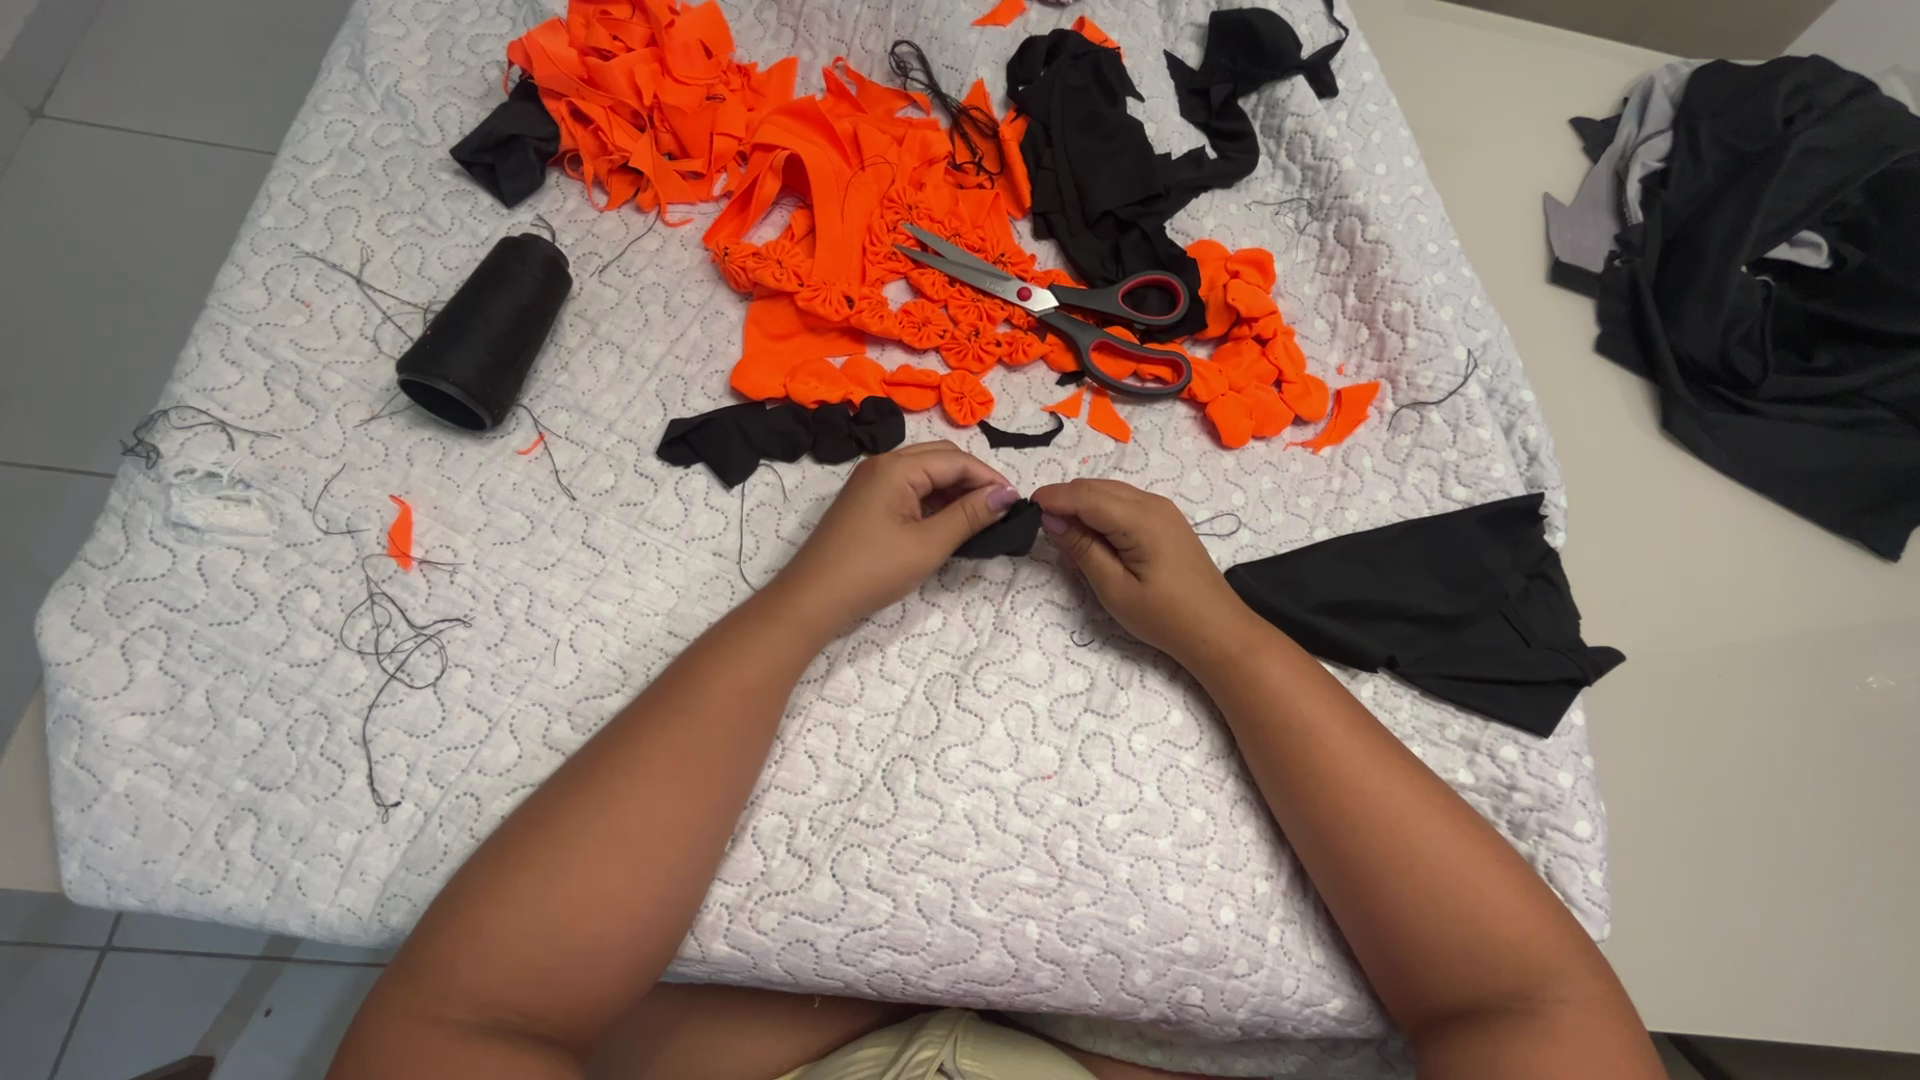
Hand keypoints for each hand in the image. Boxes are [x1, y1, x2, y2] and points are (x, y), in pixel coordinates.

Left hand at [771, 441, 1019, 629]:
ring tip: (978, 519)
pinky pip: (909, 489)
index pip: (957, 460)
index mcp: (897, 466)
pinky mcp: (866, 501)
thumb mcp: (928, 545)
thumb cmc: (872, 570)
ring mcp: (871, 482)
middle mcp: (883, 464)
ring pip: (925, 473)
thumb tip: (1007, 495)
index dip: (990, 479)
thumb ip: (969, 516)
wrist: (812, 598)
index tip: (1016, 503)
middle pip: (941, 458)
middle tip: (998, 510)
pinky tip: (948, 524)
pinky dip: (933, 501)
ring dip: (954, 491)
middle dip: (973, 480)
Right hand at [1030, 478, 1255, 667]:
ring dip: (1082, 506)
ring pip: (1109, 493)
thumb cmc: (1164, 617)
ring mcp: (1162, 510)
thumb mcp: (1114, 589)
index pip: (1085, 495)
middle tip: (1042, 529)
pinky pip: (1123, 503)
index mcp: (1140, 518)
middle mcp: (1152, 503)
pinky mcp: (1165, 521)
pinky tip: (1092, 539)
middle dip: (1065, 500)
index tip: (1025, 509)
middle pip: (1095, 487)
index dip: (1053, 498)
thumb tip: (1051, 519)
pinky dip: (1100, 513)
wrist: (1217, 630)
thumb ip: (1082, 549)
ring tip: (1064, 537)